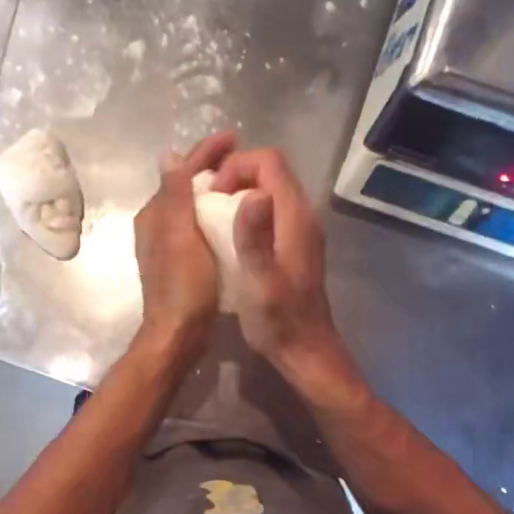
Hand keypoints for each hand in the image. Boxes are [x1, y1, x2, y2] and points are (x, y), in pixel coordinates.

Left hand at [132, 130, 237, 362]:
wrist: (178, 334)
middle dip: (210, 167)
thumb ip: (175, 195)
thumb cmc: (184, 286)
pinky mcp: (180, 263)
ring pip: (191, 206)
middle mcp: (156, 226)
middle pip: (184, 186)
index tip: (235, 136)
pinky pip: (197, 226)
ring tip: (242, 180)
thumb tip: (168, 154)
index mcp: (155, 215)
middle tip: (243, 155)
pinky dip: (213, 215)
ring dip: (213, 190)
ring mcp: (167, 246)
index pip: (180, 171)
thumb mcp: (181, 236)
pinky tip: (233, 217)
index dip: (206, 152)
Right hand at [212, 147, 360, 400]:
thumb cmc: (279, 321)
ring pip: (269, 191)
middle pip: (270, 171)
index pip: (269, 162)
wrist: (304, 351)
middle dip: (235, 177)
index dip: (237, 168)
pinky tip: (228, 239)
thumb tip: (254, 194)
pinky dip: (246, 213)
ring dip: (239, 195)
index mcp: (295, 218)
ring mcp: (299, 231)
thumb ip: (255, 238)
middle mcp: (302, 216)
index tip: (213, 196)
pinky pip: (269, 212)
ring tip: (213, 220)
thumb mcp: (260, 283)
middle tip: (208, 206)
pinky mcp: (293, 246)